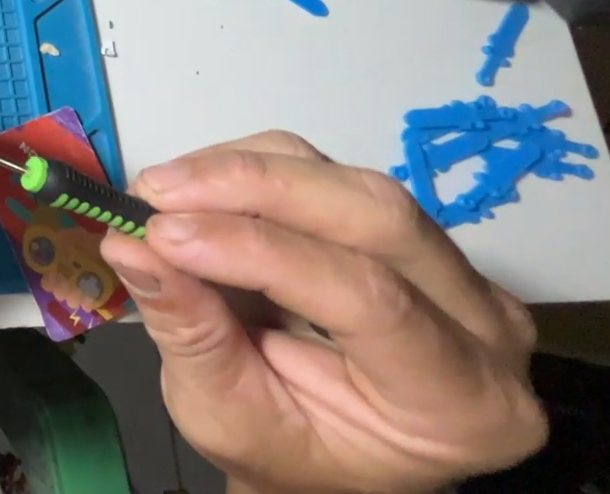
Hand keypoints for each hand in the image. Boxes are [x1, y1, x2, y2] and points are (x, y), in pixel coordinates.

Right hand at [99, 132, 546, 493]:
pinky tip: (191, 192)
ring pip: (343, 179)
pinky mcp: (394, 224)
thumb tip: (128, 246)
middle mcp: (481, 325)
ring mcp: (447, 266)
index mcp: (460, 405)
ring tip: (158, 193)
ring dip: (237, 170)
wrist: (316, 447)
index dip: (257, 251)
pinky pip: (318, 166)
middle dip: (250, 185)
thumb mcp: (222, 414)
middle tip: (153, 191)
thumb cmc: (280, 447)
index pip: (369, 299)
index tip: (158, 234)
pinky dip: (240, 164)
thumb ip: (186, 332)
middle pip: (375, 215)